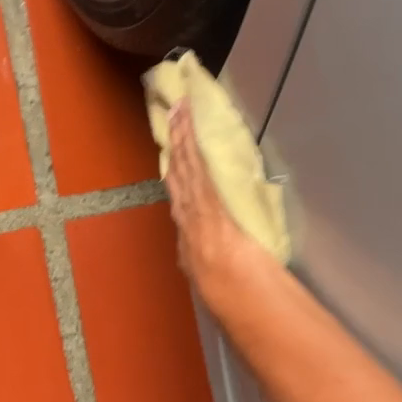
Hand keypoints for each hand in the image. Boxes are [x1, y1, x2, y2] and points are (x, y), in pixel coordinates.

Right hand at [164, 101, 281, 316]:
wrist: (230, 286)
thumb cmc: (228, 293)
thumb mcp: (215, 283)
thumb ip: (212, 269)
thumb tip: (211, 266)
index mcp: (190, 238)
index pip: (182, 200)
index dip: (177, 178)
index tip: (173, 161)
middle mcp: (186, 215)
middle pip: (178, 175)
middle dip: (174, 149)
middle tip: (170, 119)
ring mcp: (195, 200)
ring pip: (184, 162)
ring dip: (179, 135)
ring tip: (178, 109)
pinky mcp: (205, 188)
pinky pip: (194, 158)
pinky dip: (187, 136)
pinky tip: (185, 116)